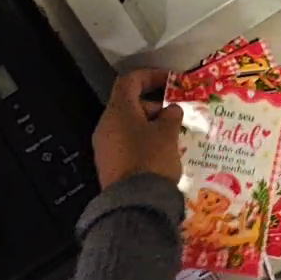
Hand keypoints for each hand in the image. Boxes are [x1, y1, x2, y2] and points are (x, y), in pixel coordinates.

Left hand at [93, 69, 183, 188]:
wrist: (134, 203)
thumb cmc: (152, 159)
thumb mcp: (168, 134)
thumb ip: (171, 116)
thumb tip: (171, 109)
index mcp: (118, 111)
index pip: (130, 81)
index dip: (151, 76)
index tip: (171, 80)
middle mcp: (106, 125)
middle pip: (128, 105)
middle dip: (154, 106)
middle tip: (176, 115)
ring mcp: (105, 147)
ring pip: (128, 126)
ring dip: (150, 126)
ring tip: (173, 136)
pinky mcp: (109, 165)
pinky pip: (127, 144)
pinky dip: (143, 142)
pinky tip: (161, 154)